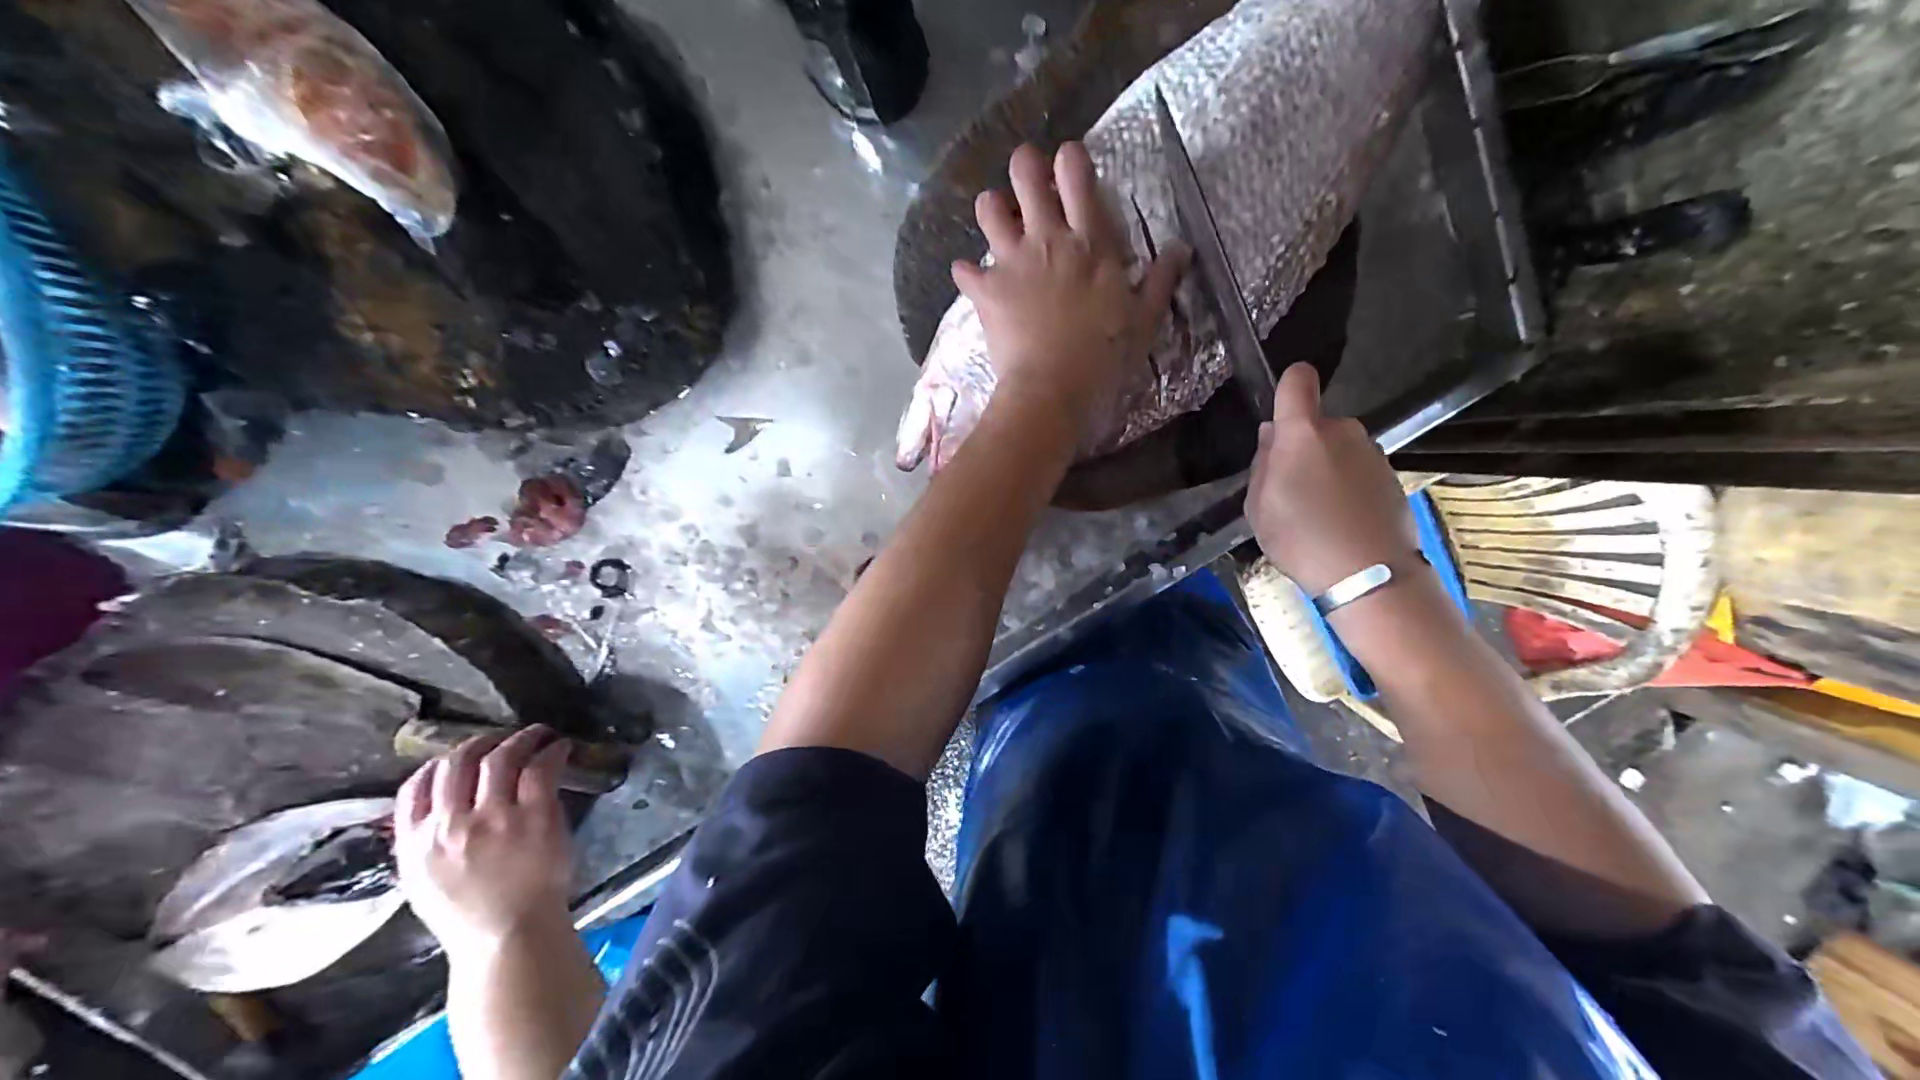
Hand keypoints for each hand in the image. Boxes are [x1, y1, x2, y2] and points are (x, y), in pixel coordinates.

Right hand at [393, 725, 574, 957]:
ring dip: (519, 738)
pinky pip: (540, 768)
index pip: (414, 787)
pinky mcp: (534, 815)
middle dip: (479, 743)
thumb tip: (437, 809)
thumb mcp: (425, 882)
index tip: (459, 755)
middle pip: (458, 763)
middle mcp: (450, 825)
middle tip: (499, 738)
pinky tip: (559, 746)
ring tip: (535, 733)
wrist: (508, 936)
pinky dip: (550, 750)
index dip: (438, 763)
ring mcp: (494, 818)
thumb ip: (426, 843)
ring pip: (501, 758)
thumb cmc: (471, 915)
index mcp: (416, 845)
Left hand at [953, 141, 1187, 442]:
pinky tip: (975, 282)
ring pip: (987, 207)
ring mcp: (1011, 262)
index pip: (1076, 173)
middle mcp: (1047, 239)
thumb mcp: (1144, 320)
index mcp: (1089, 241)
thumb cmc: (1104, 357)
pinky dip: (967, 273)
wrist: (1053, 390)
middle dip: (1025, 167)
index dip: (1069, 157)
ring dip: (992, 210)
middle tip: (1029, 184)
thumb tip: (1182, 248)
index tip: (1068, 165)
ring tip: (1000, 226)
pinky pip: (963, 269)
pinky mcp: (984, 290)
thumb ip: (1162, 280)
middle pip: (1026, 174)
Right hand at [1245, 363, 1417, 593]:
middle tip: (1289, 488)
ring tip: (1317, 511)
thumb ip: (1262, 464)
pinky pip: (1358, 471)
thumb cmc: (1300, 538)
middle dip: (1301, 446)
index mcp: (1303, 433)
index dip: (1286, 387)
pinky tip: (1341, 522)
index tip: (1279, 414)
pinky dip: (1347, 487)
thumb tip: (1273, 438)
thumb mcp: (1257, 506)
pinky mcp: (1393, 477)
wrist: (1369, 576)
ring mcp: (1373, 453)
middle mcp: (1343, 431)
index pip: (1297, 380)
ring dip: (1325, 467)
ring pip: (1338, 448)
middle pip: (1316, 424)